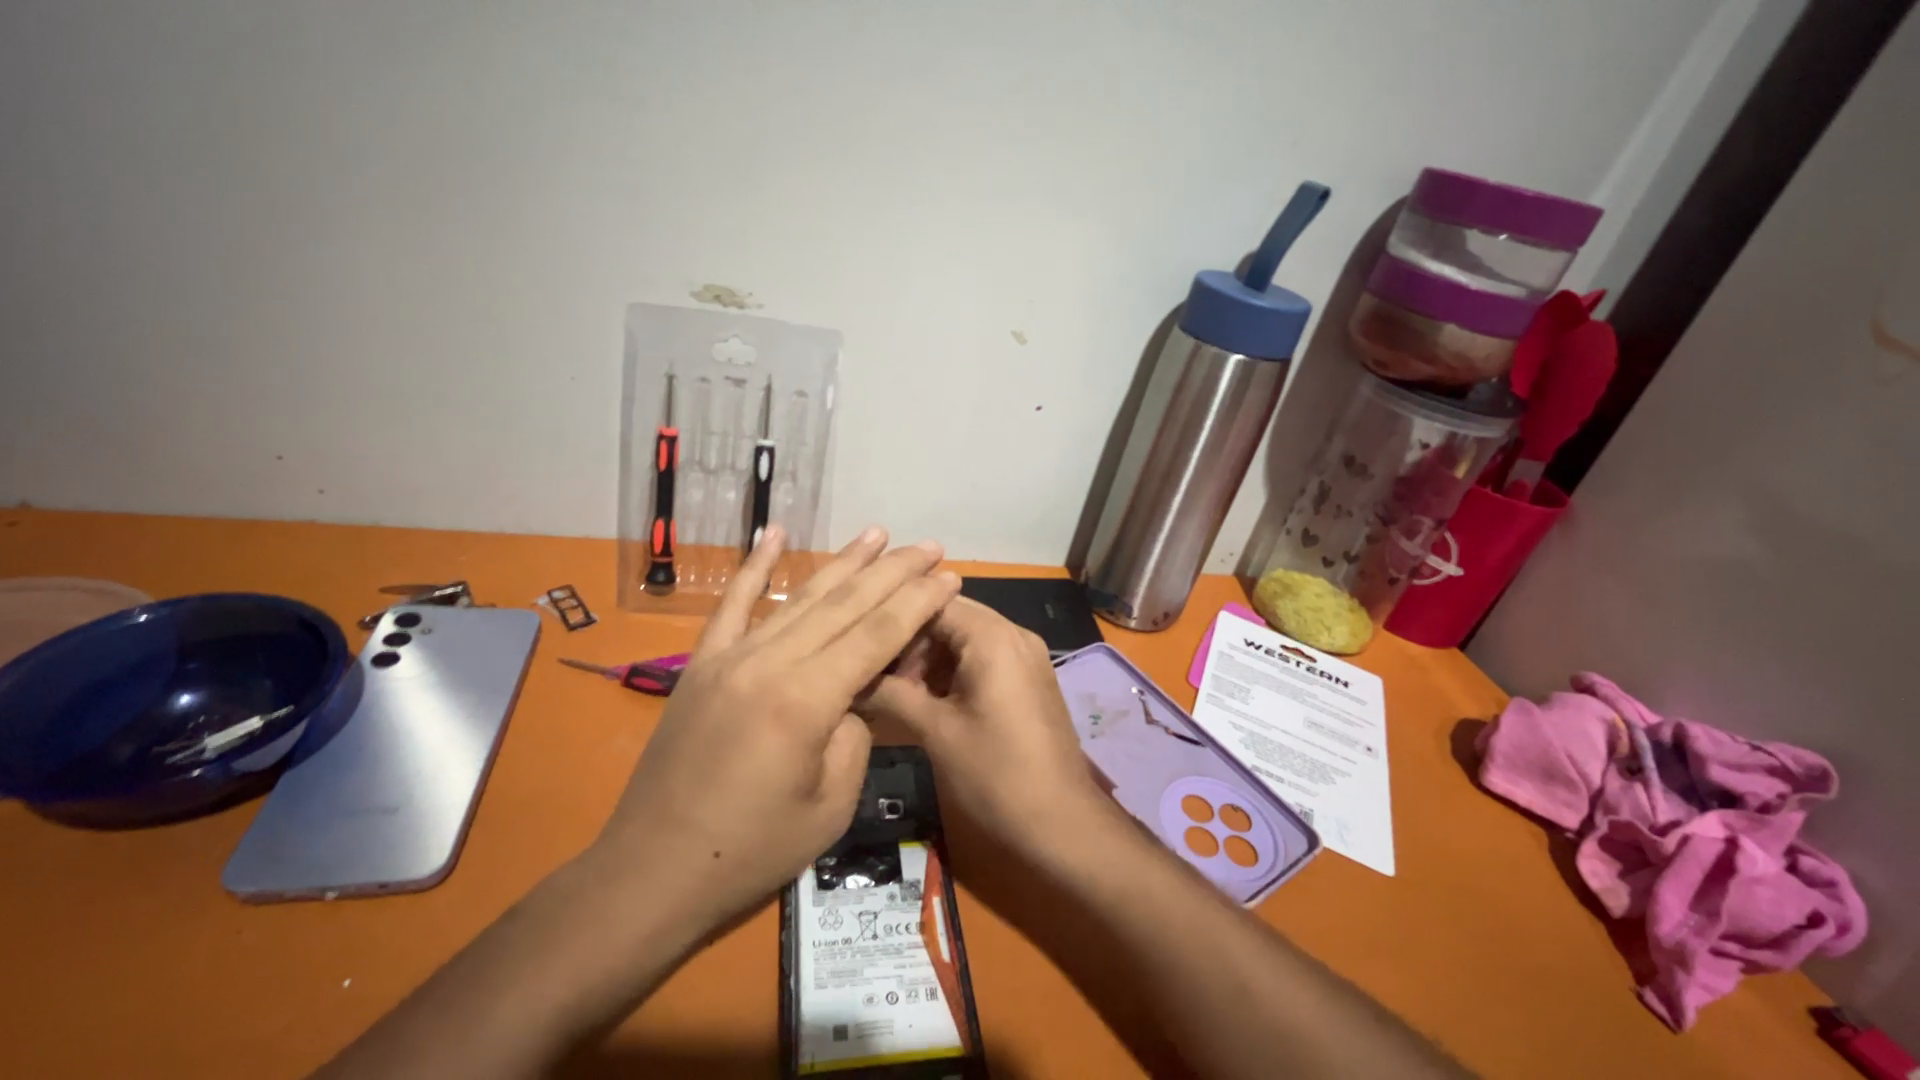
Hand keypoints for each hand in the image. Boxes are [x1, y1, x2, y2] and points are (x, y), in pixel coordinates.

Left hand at [587, 525, 960, 931]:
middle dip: (893, 573)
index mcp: (806, 701)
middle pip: (844, 605)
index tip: (949, 576)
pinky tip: (773, 533)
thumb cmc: (752, 851)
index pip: (876, 635)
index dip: (917, 603)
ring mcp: (729, 658)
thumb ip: (853, 736)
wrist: (654, 871)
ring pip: (798, 597)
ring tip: (879, 534)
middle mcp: (768, 663)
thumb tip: (853, 696)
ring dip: (843, 563)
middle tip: (930, 547)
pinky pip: (731, 605)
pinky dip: (754, 566)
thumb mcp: (831, 805)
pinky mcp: (701, 665)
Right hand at [858, 597, 1109, 855]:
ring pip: (965, 639)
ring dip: (929, 659)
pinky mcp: (1030, 681)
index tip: (858, 645)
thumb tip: (849, 677)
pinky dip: (953, 673)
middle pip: (949, 616)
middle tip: (876, 677)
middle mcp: (1014, 634)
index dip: (892, 619)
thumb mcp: (936, 732)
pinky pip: (984, 659)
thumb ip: (891, 694)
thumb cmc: (995, 774)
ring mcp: (1027, 657)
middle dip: (910, 642)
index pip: (931, 601)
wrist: (1062, 823)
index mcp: (992, 637)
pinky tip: (928, 704)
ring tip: (897, 695)